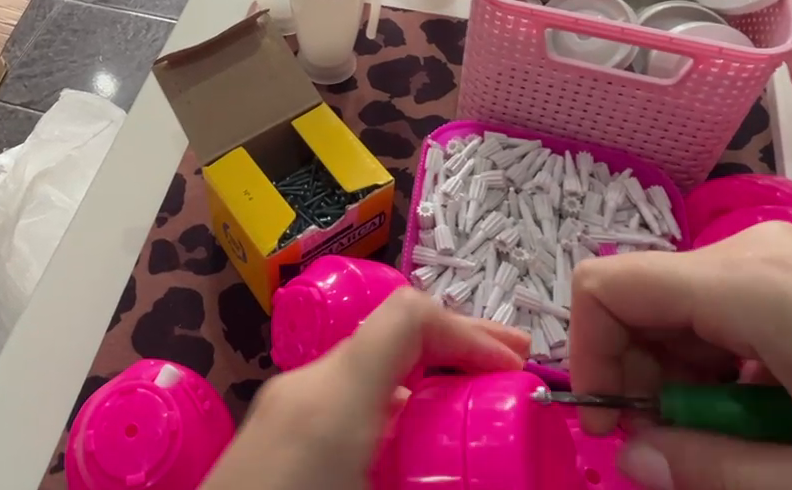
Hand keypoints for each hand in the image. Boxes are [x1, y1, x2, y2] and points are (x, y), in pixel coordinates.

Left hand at [200, 288, 527, 489]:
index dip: (469, 332)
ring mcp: (285, 402)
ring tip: (472, 406)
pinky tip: (416, 436)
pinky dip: (391, 398)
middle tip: (510, 369)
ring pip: (367, 362)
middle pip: (389, 334)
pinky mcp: (276, 427)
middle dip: (454, 346)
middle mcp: (306, 384)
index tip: (515, 369)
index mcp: (333, 398)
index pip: (407, 318)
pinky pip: (344, 391)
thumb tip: (488, 476)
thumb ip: (435, 481)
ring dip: (423, 373)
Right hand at [570, 223, 791, 489]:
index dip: (587, 355)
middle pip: (648, 300)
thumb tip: (629, 458)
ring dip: (696, 385)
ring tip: (761, 458)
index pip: (607, 286)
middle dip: (646, 381)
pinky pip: (742, 317)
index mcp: (750, 284)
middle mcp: (758, 253)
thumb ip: (720, 473)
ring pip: (692, 314)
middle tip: (690, 464)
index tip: (614, 435)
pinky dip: (737, 372)